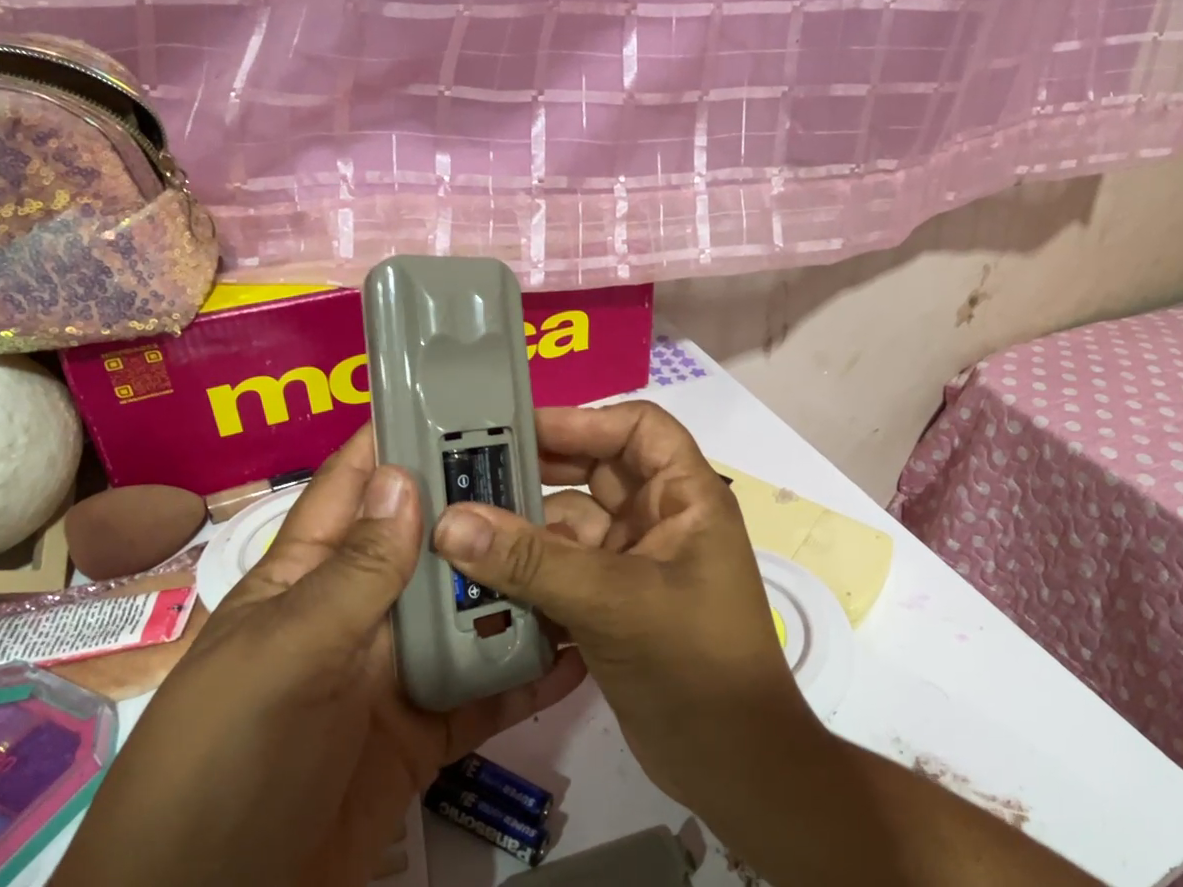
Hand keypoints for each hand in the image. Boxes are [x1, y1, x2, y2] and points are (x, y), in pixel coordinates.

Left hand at [53, 427, 585, 886]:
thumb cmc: (228, 764)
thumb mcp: (284, 657)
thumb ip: (353, 574)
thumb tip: (402, 475)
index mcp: (306, 580)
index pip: (355, 489)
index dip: (403, 442)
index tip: (471, 404)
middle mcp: (355, 617)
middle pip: (430, 550)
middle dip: (487, 515)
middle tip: (567, 481)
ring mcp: (392, 678)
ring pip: (466, 618)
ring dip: (520, 593)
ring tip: (590, 557)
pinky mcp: (424, 735)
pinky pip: (484, 694)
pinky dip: (529, 677)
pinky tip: (581, 653)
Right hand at [430, 402, 819, 808]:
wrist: (732, 763)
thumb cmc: (693, 660)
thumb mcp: (614, 601)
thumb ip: (532, 561)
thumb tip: (450, 520)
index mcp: (685, 497)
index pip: (638, 428)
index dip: (583, 421)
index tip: (518, 429)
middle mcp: (659, 522)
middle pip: (594, 474)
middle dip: (535, 474)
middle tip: (463, 474)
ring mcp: (634, 567)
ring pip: (569, 530)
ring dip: (520, 534)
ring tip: (452, 531)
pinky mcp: (611, 609)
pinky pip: (561, 575)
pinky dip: (525, 579)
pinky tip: (473, 585)